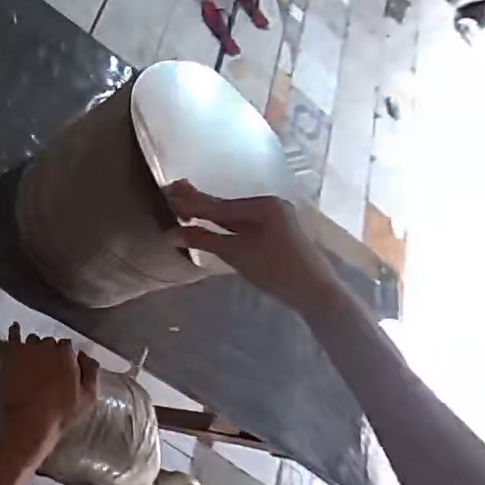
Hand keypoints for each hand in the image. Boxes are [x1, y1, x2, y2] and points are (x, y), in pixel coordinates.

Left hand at [0, 325, 96, 465]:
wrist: (31, 421)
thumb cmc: (62, 412)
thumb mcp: (88, 396)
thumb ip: (91, 371)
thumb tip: (85, 354)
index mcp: (67, 354)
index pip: (68, 346)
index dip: (66, 357)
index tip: (65, 367)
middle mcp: (47, 346)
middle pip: (50, 343)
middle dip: (51, 352)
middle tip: (50, 368)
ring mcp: (29, 349)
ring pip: (34, 340)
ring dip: (36, 346)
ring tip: (36, 359)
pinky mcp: (13, 356)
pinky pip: (13, 336)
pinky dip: (14, 330)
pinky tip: (15, 327)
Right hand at [164, 179, 350, 313]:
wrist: (316, 294)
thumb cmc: (278, 272)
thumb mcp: (237, 255)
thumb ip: (204, 240)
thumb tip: (169, 234)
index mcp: (264, 206)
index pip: (220, 206)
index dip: (192, 204)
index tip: (168, 195)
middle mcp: (269, 205)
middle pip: (226, 206)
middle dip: (198, 203)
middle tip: (170, 191)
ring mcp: (273, 217)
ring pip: (233, 215)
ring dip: (208, 212)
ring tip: (181, 204)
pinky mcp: (274, 230)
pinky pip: (242, 224)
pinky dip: (222, 224)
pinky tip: (206, 220)